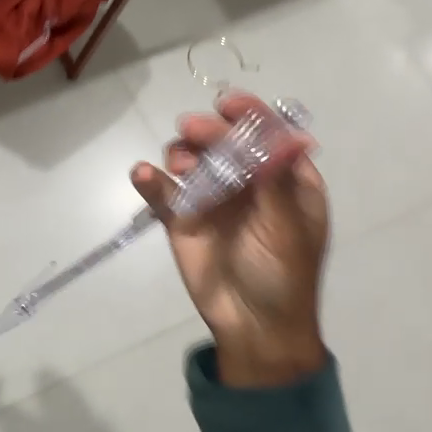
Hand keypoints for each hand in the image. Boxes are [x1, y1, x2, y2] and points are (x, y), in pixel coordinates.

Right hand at [130, 92, 329, 387]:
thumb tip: (281, 133)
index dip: (248, 114)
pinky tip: (144, 175)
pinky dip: (151, 179)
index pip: (267, 134)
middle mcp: (247, 180)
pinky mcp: (181, 217)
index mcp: (284, 179)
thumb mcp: (287, 226)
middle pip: (223, 139)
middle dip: (209, 130)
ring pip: (190, 158)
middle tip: (192, 129)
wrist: (253, 326)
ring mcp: (211, 196)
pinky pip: (162, 190)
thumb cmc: (283, 275)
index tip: (227, 105)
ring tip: (181, 168)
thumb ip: (275, 178)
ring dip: (182, 153)